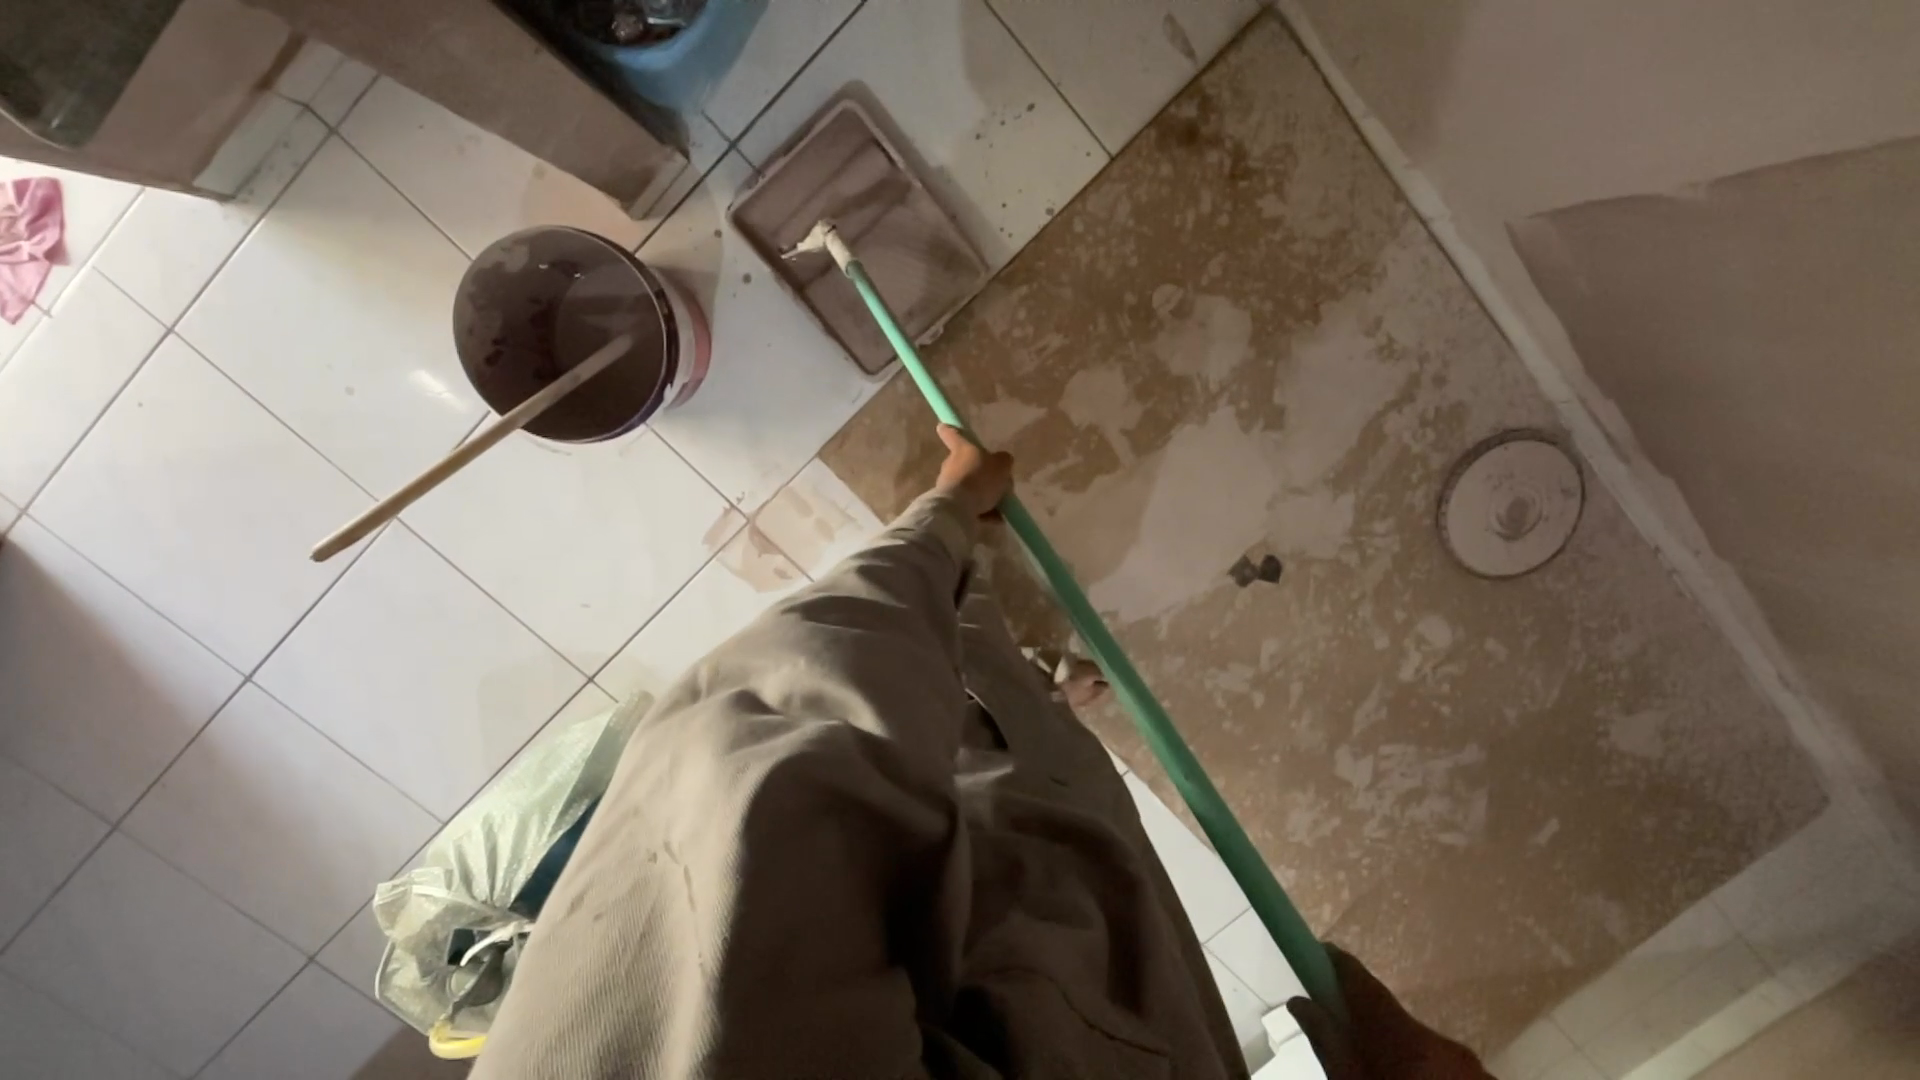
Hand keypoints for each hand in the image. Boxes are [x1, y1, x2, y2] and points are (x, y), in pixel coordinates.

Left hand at [932, 424, 1013, 519]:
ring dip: (985, 497)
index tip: (943, 426)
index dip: (951, 430)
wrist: (959, 508)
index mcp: (962, 450)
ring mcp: (948, 486)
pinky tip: (996, 520)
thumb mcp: (1001, 466)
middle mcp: (951, 465)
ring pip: (971, 488)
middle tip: (1001, 486)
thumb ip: (1003, 461)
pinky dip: (982, 512)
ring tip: (1001, 508)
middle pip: (968, 466)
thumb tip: (1002, 461)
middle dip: (983, 475)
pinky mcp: (949, 505)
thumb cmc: (980, 479)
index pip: (954, 435)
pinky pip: (970, 506)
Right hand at [1287, 947, 1489, 1079]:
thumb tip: (1302, 1002)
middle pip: (1393, 1018)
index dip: (1338, 964)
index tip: (1317, 956)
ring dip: (1395, 1055)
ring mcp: (1475, 1072)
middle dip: (1365, 1022)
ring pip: (1420, 1048)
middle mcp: (1444, 1046)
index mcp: (1405, 1040)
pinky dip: (1421, 1076)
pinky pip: (1445, 1071)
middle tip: (1340, 1043)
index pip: (1364, 982)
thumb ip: (1327, 1044)